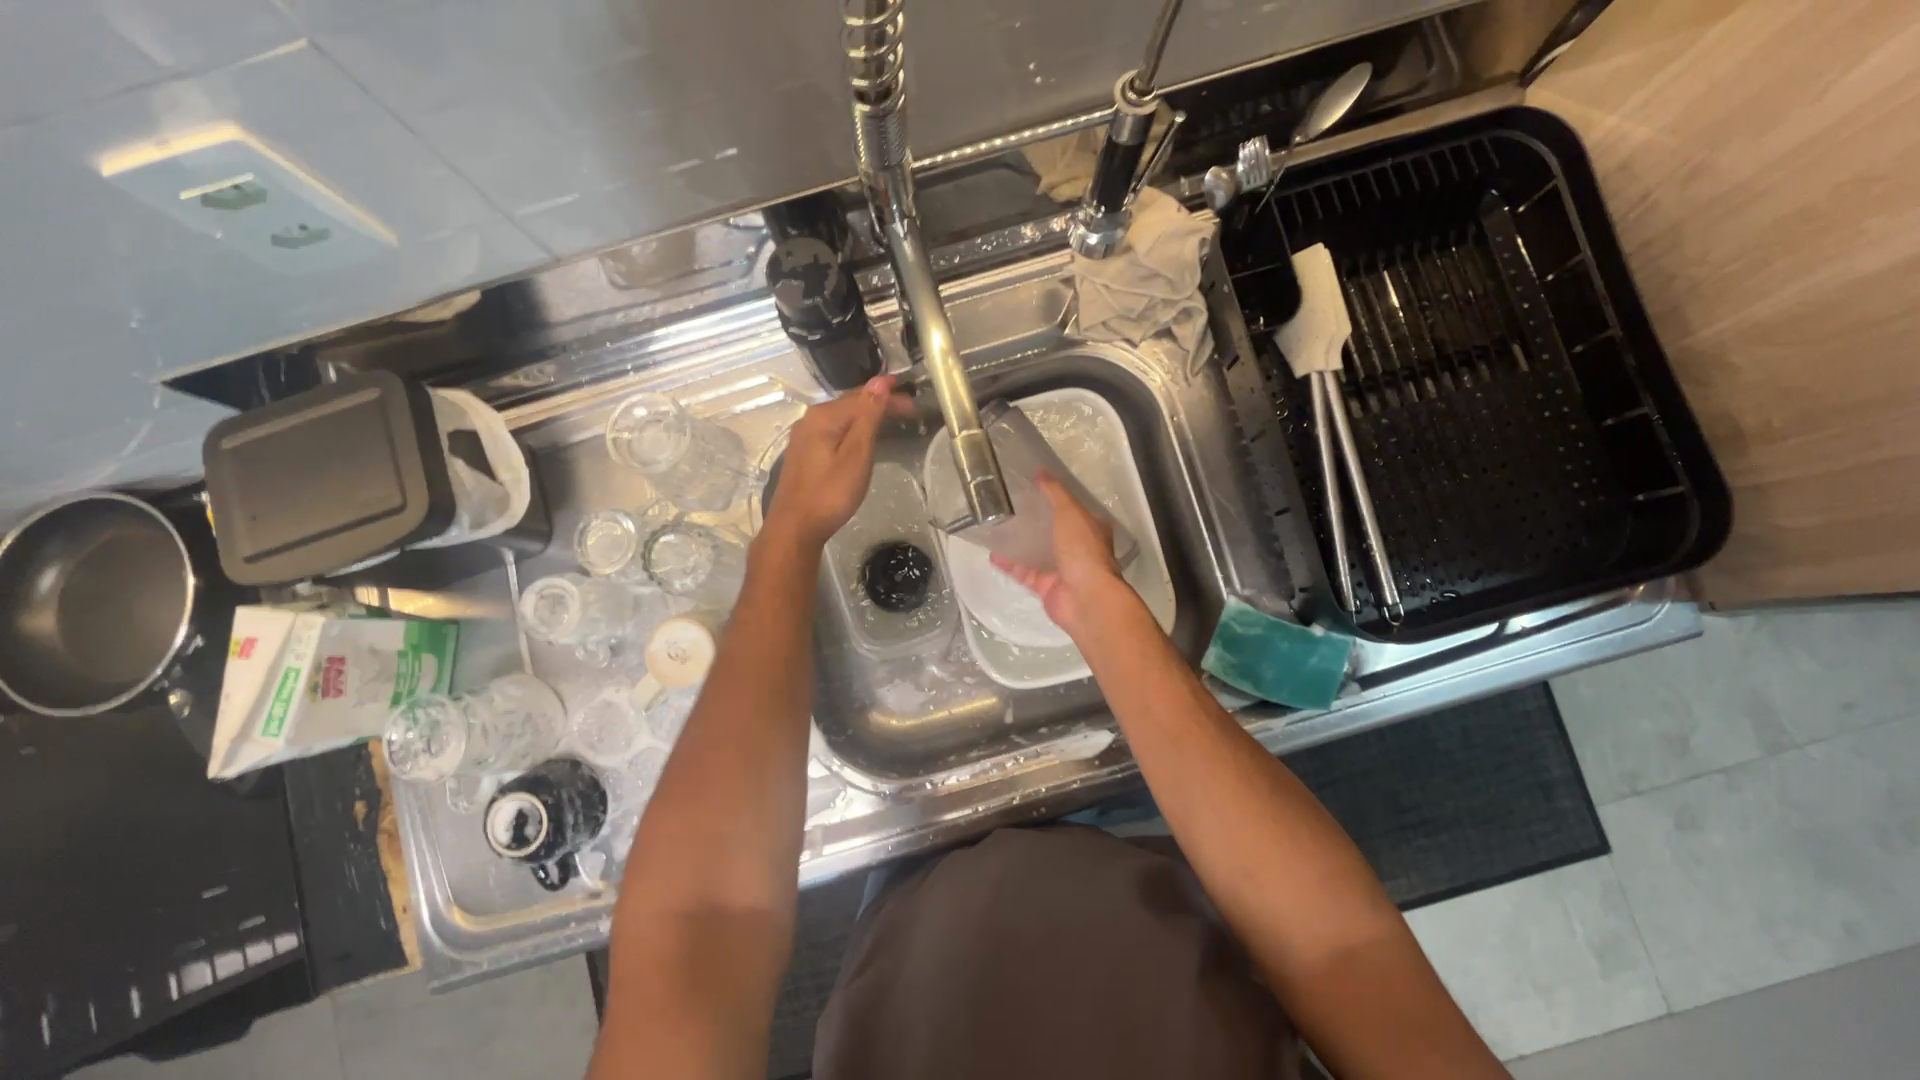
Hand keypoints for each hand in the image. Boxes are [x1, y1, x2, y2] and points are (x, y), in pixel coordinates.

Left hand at [763, 375, 913, 550]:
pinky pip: (834, 430)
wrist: (795, 527)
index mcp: (824, 416)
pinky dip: (853, 428)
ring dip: (867, 415)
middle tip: (909, 408)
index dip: (890, 397)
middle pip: (850, 403)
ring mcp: (804, 436)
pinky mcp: (804, 452)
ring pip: (842, 417)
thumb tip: (880, 382)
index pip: (863, 396)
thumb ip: (868, 417)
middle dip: (880, 403)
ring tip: (891, 418)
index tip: (914, 401)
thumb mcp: (856, 455)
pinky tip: (862, 435)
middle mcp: (810, 419)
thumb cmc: (830, 494)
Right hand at [990, 471, 1134, 637]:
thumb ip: (1055, 493)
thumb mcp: (1070, 512)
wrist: (1084, 597)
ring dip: (1020, 542)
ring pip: (1038, 552)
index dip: (1056, 498)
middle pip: (1054, 531)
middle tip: (1011, 506)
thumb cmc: (1083, 550)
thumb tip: (1041, 471)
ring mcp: (1062, 569)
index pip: (1073, 509)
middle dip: (1035, 521)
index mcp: (1091, 529)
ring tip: (997, 527)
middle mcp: (1078, 548)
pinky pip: (1024, 572)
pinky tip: (992, 553)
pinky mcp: (1046, 586)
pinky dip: (1010, 563)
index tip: (1034, 487)